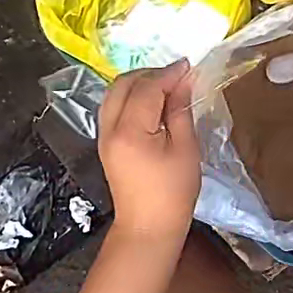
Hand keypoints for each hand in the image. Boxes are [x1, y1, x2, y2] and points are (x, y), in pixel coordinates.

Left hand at [97, 60, 198, 243]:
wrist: (148, 227)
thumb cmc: (173, 193)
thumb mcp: (186, 150)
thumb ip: (181, 112)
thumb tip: (182, 83)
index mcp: (130, 131)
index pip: (147, 89)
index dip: (168, 74)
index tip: (189, 66)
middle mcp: (110, 129)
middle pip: (123, 85)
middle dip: (150, 74)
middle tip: (177, 76)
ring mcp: (104, 136)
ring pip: (115, 94)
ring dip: (139, 84)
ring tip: (166, 87)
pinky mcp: (106, 144)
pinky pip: (114, 108)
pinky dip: (132, 98)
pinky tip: (153, 103)